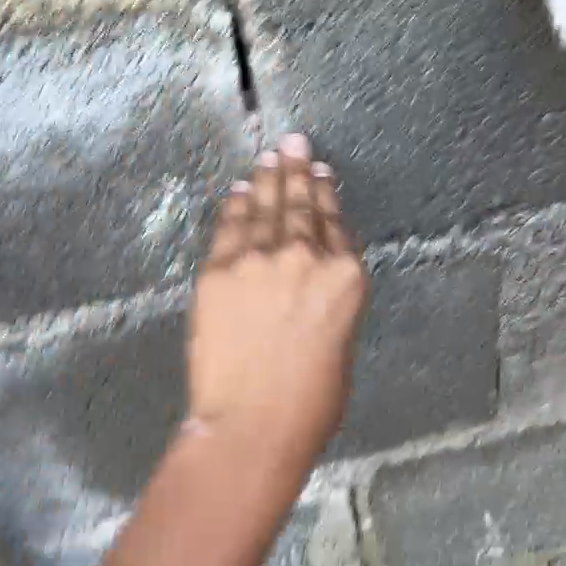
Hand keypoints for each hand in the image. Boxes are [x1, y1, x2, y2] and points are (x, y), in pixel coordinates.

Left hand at [187, 134, 368, 472]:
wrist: (252, 425)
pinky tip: (241, 189)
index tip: (319, 170)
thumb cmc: (310, 401)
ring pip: (266, 206)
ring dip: (268, 177)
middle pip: (300, 203)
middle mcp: (306, 256)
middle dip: (297, 167)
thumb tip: (313, 274)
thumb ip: (330, 296)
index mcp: (345, 276)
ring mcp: (260, 258)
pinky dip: (237, 205)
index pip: (333, 221)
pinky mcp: (220, 269)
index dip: (324, 191)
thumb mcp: (341, 340)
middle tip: (293, 140)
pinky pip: (231, 227)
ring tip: (270, 155)